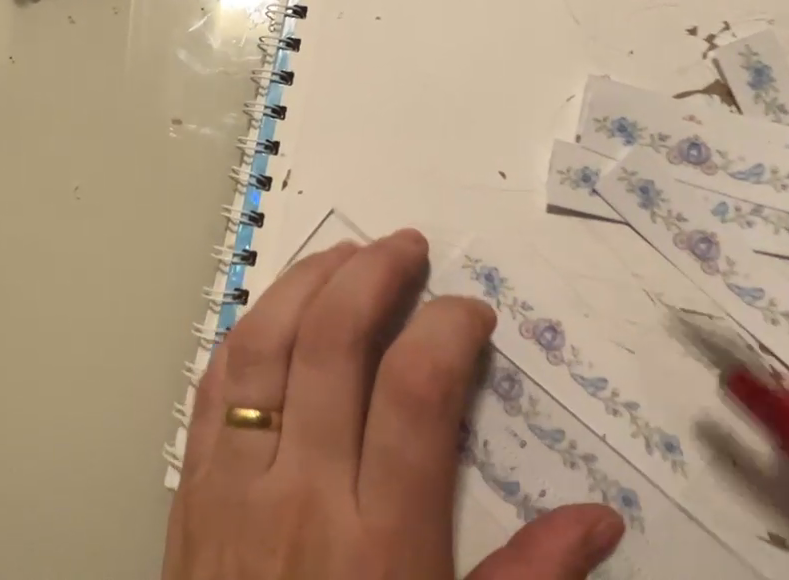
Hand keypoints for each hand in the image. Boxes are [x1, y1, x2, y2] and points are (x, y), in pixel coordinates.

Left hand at [163, 230, 624, 579]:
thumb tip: (599, 519)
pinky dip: (247, 333)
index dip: (447, 331)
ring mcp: (234, 482)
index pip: (416, 395)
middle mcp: (301, 492)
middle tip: (405, 246)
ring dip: (304, 284)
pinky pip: (213, 385)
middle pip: (332, 345)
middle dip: (372, 276)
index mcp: (381, 542)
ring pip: (263, 347)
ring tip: (344, 254)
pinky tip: (275, 312)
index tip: (470, 311)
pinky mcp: (190, 485)